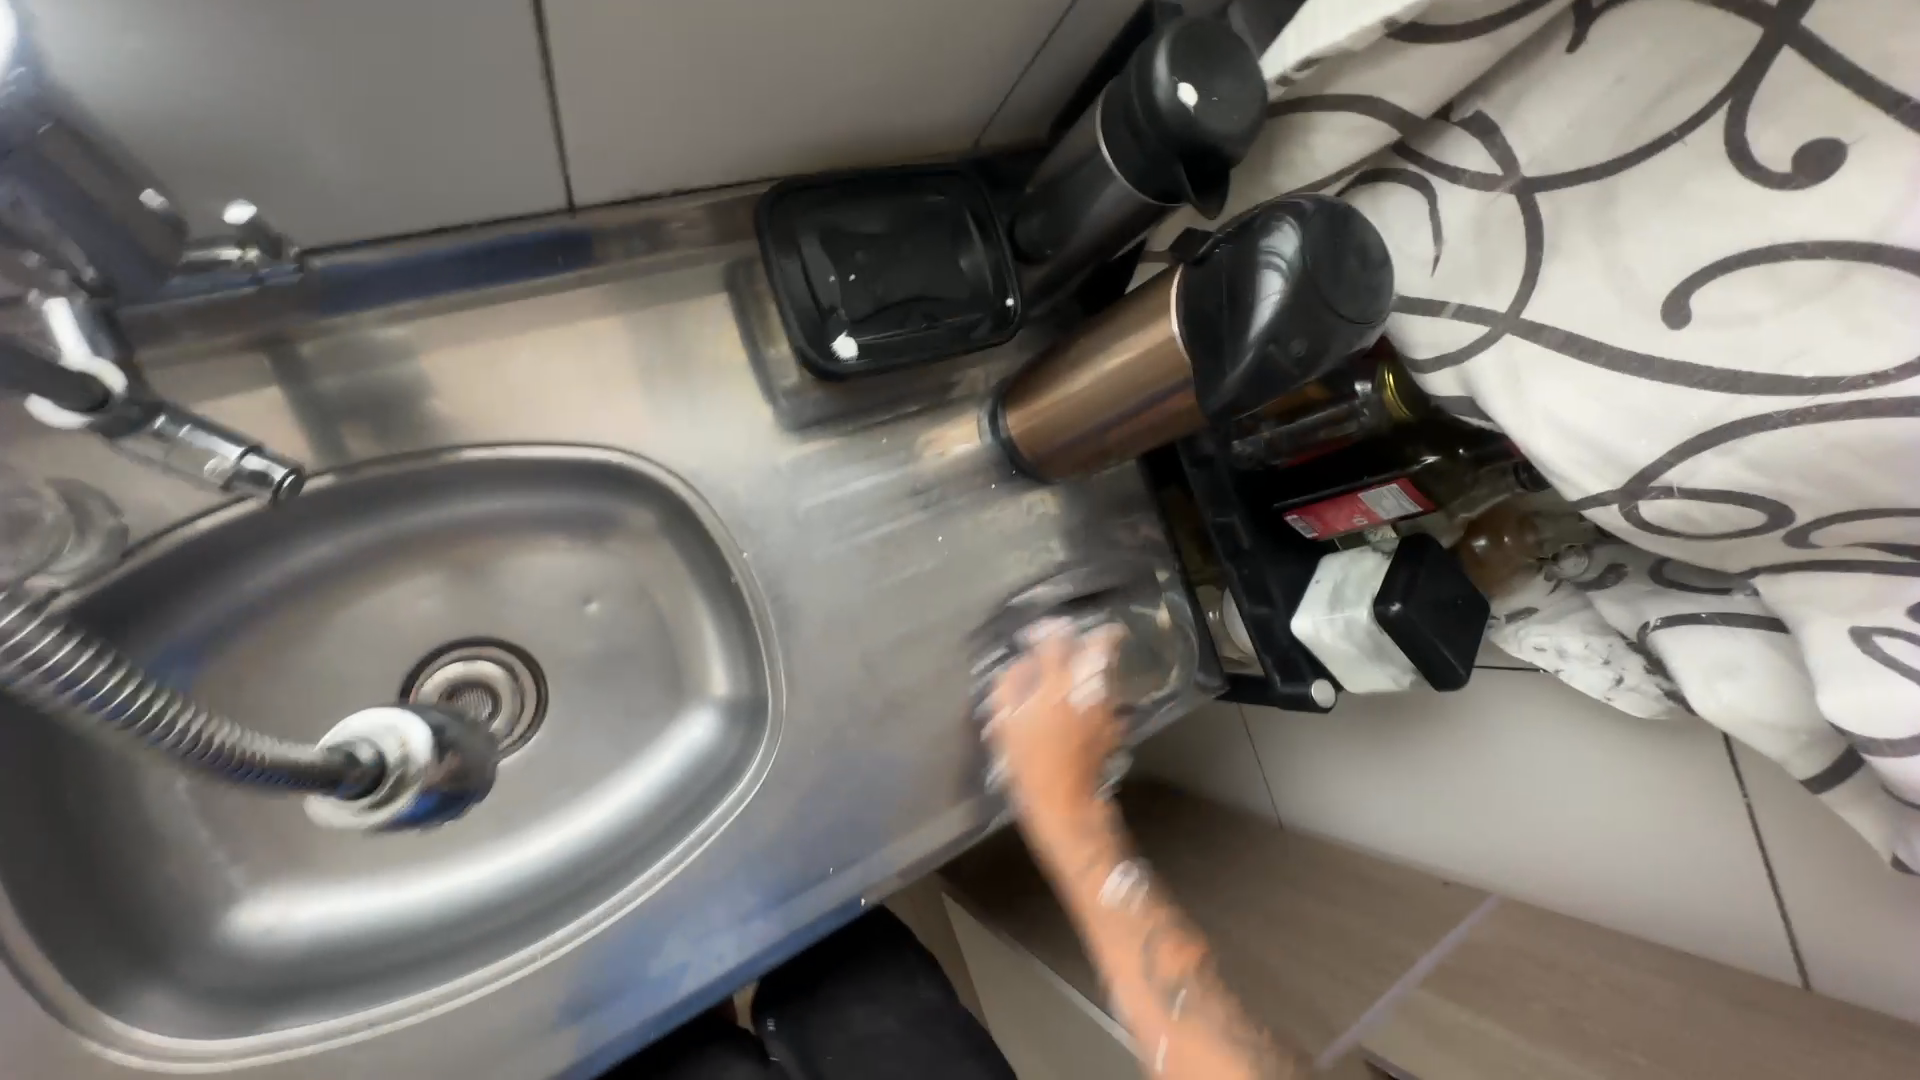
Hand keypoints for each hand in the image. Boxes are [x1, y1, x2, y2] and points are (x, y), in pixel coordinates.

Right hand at [986, 617, 1126, 822]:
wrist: (1064, 801)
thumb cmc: (1028, 762)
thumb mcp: (1005, 722)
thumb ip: (1009, 684)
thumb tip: (1022, 664)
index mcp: (1057, 682)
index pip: (1059, 638)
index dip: (1048, 628)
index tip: (1037, 636)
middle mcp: (1088, 687)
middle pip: (1104, 644)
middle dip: (1099, 634)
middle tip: (1085, 637)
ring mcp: (1107, 706)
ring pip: (1109, 669)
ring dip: (1098, 664)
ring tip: (1081, 671)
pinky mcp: (1116, 724)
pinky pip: (1111, 697)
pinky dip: (1100, 692)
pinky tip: (1086, 703)